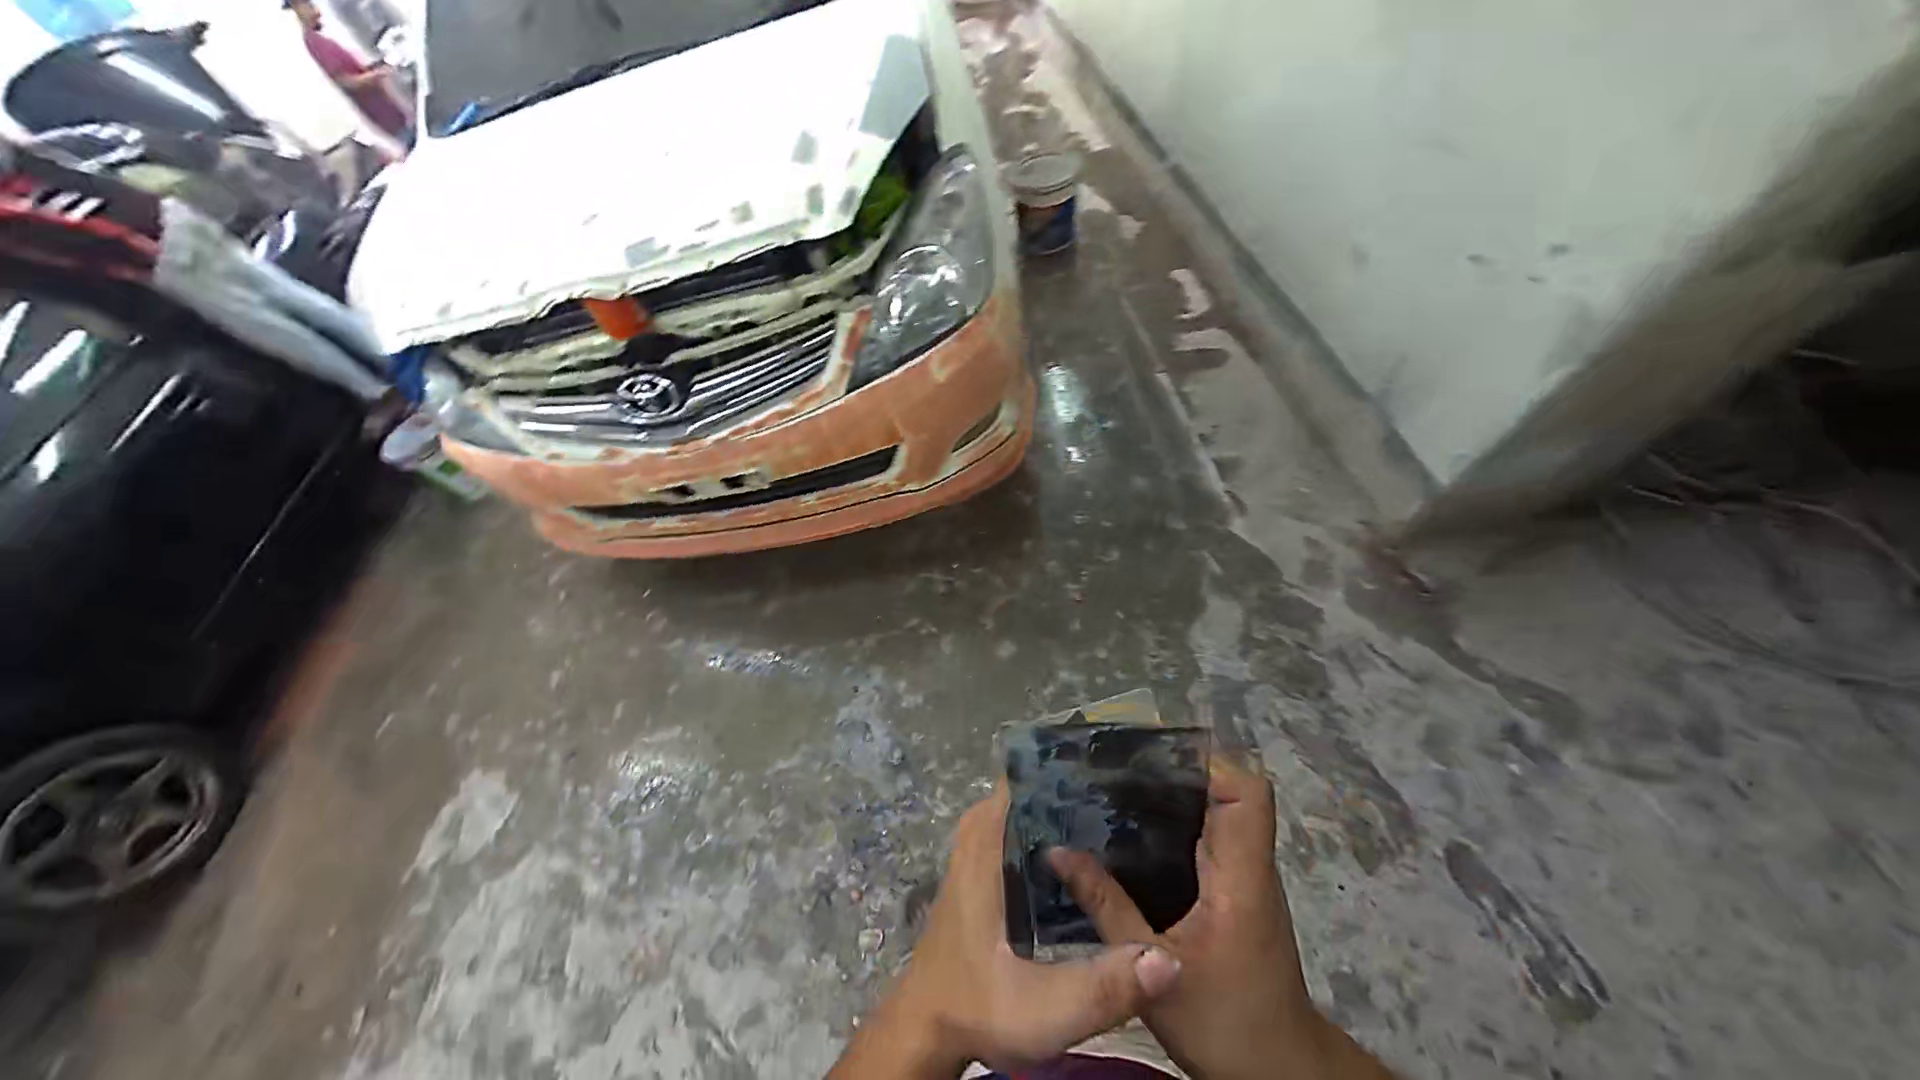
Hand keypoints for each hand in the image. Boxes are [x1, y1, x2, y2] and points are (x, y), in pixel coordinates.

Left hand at [829, 787, 1182, 1078]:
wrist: (928, 1030)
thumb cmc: (976, 1007)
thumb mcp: (1042, 1007)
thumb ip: (1102, 987)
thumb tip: (1168, 960)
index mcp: (986, 843)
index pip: (1025, 777)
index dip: (1068, 767)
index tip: (1117, 768)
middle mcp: (980, 834)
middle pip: (1032, 789)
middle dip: (1078, 787)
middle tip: (1134, 795)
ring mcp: (979, 851)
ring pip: (1028, 809)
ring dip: (1068, 810)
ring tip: (1124, 817)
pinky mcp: (984, 870)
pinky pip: (1023, 831)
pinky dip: (1055, 833)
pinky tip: (1096, 854)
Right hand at [1051, 755, 1393, 1079]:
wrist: (1276, 1071)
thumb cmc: (1225, 1022)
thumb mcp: (1155, 966)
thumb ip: (1107, 907)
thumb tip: (1056, 851)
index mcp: (1242, 874)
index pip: (1247, 792)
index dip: (1205, 762)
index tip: (1148, 755)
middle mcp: (1246, 864)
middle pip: (1224, 791)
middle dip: (1170, 769)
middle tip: (1111, 765)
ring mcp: (1239, 877)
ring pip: (1210, 812)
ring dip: (1165, 795)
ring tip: (1107, 787)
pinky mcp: (1227, 892)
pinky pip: (1199, 839)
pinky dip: (1164, 826)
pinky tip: (1121, 834)